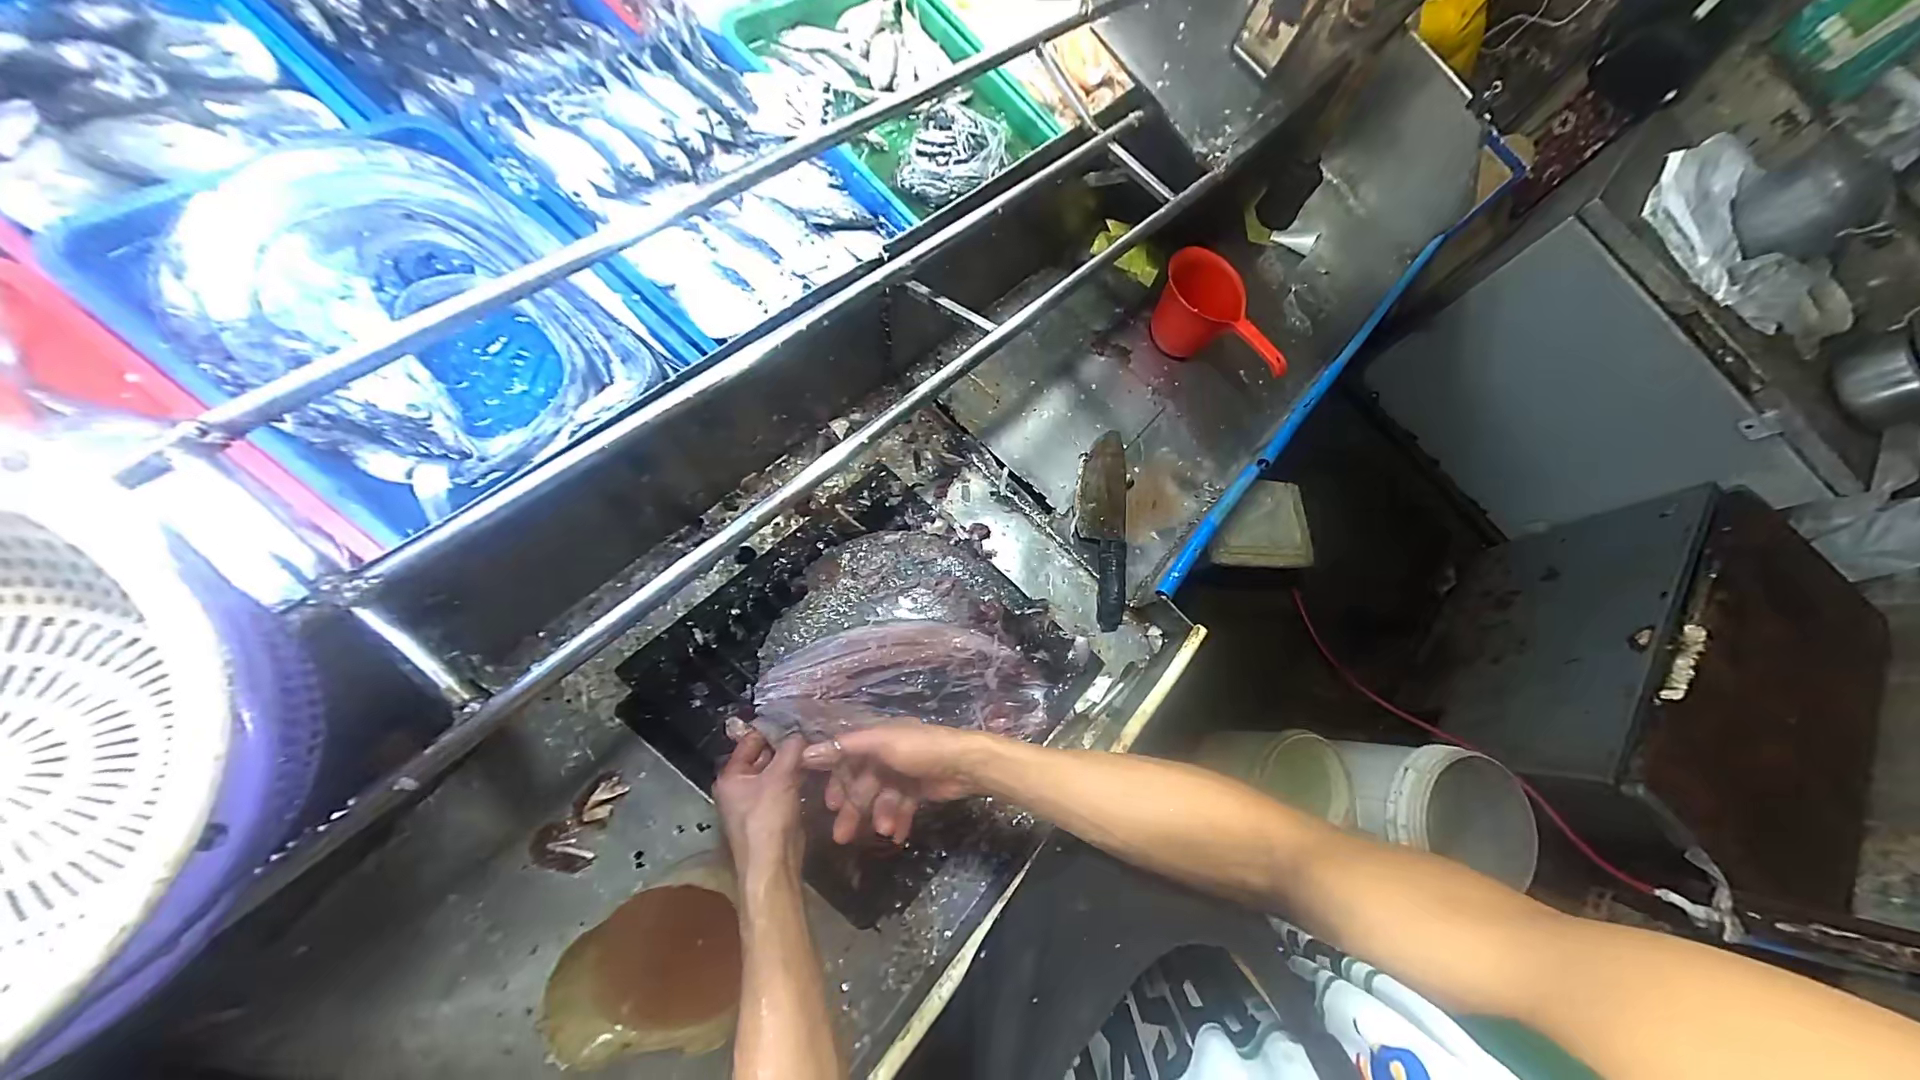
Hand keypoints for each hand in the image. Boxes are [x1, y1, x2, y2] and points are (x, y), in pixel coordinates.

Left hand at [714, 731, 806, 878]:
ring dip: (794, 761)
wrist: (772, 864)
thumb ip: (791, 749)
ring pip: (777, 771)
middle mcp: (740, 786)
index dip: (772, 728)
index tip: (796, 716)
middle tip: (811, 729)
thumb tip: (800, 732)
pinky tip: (816, 768)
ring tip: (817, 745)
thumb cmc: (767, 818)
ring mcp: (757, 800)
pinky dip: (798, 777)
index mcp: (731, 775)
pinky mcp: (774, 812)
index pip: (750, 741)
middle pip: (764, 755)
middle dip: (786, 745)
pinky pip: (786, 786)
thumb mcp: (780, 776)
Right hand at [800, 722, 994, 844]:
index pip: (847, 759)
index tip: (829, 804)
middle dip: (854, 808)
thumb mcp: (883, 743)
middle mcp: (887, 754)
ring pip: (881, 799)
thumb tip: (807, 751)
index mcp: (877, 738)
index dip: (837, 781)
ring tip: (884, 831)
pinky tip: (897, 836)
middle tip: (843, 835)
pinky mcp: (918, 790)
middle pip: (862, 783)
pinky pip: (901, 808)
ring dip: (880, 816)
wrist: (966, 764)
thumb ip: (846, 747)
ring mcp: (903, 773)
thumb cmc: (922, 749)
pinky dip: (898, 821)